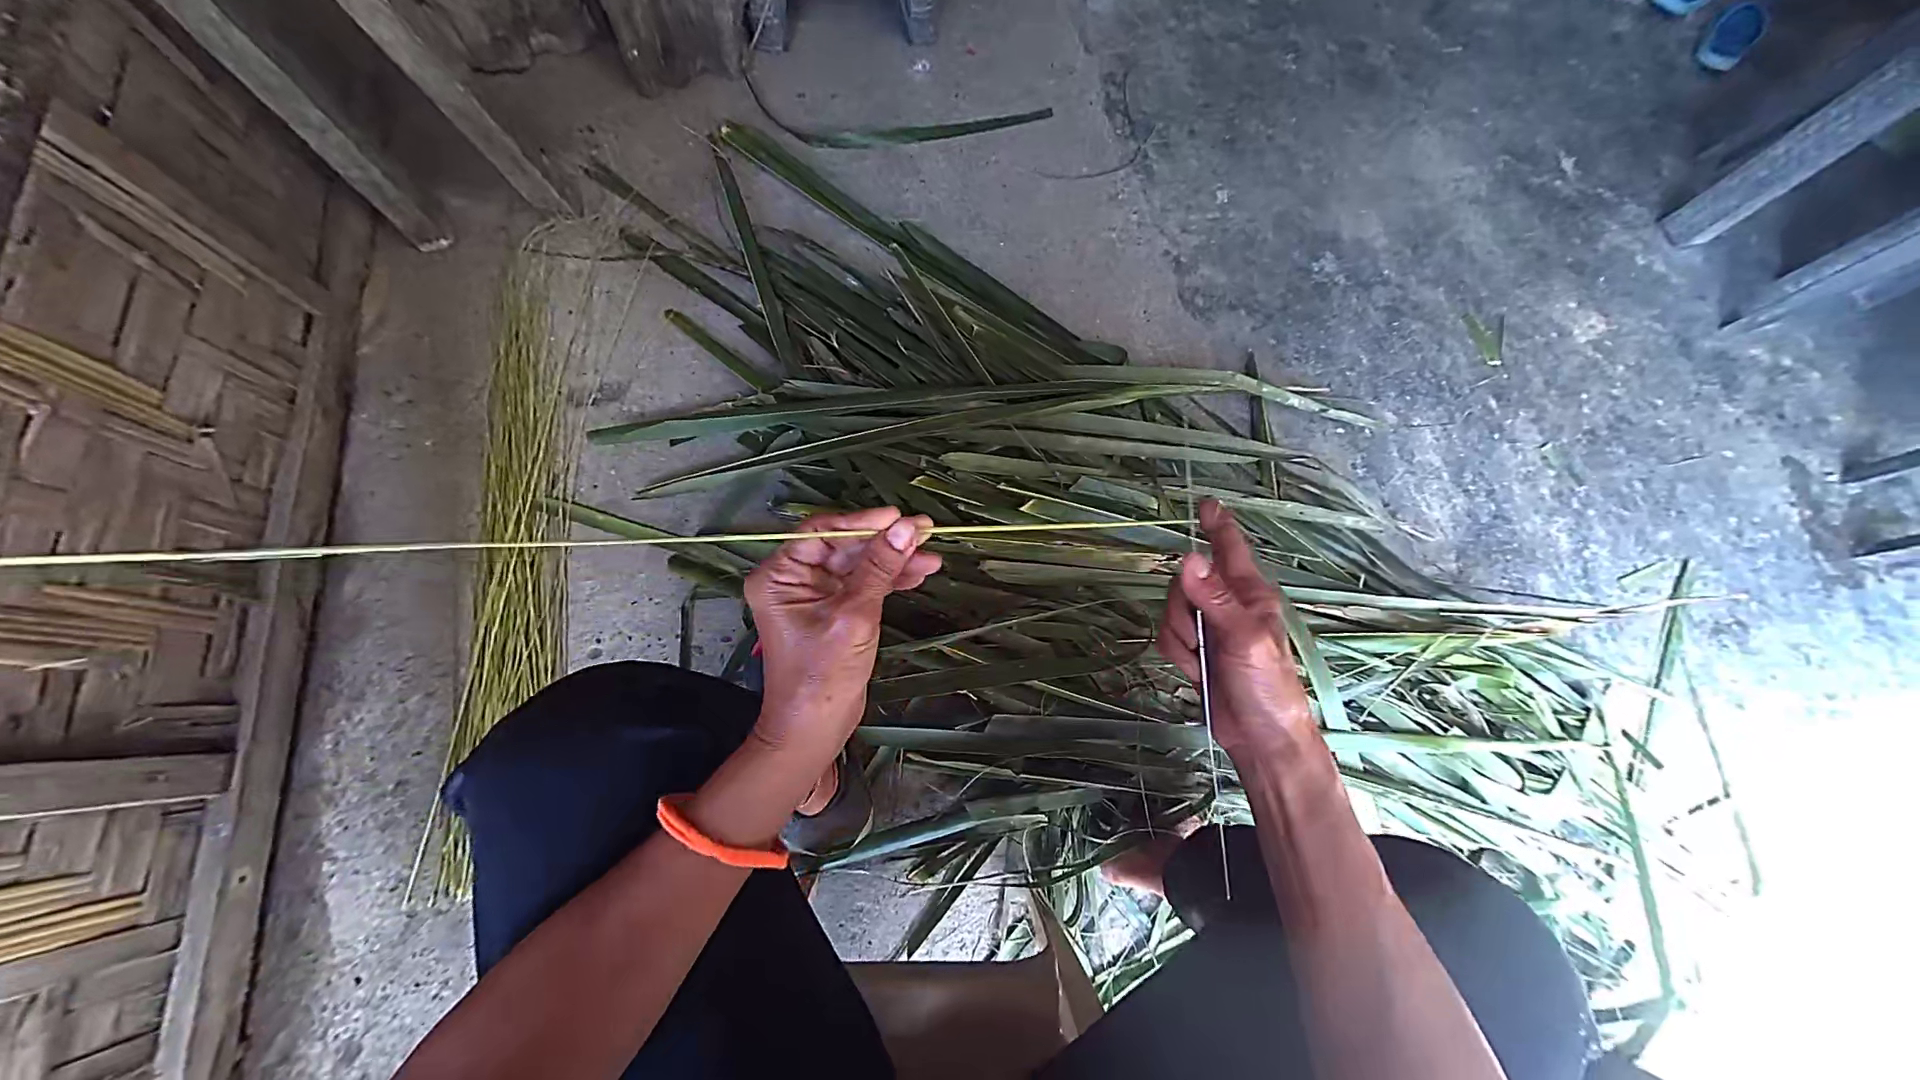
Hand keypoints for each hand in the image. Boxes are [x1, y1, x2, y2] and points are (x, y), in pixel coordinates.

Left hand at [744, 507, 940, 752]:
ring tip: (930, 552)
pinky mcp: (836, 609)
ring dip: (894, 559)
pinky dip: (890, 579)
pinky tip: (918, 572)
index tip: (898, 517)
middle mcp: (794, 578)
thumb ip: (880, 569)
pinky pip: (864, 584)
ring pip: (859, 564)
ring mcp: (816, 594)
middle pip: (844, 546)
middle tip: (924, 530)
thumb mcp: (854, 616)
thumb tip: (906, 528)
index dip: (861, 521)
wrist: (816, 727)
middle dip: (885, 540)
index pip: (822, 532)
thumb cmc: (822, 675)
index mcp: (780, 575)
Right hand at [1156, 498, 1315, 757]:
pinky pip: (1167, 637)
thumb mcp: (1244, 638)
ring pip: (1171, 611)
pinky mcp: (1195, 650)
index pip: (1229, 548)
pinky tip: (1197, 671)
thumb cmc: (1267, 685)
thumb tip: (1189, 557)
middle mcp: (1226, 604)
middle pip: (1184, 582)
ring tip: (1203, 660)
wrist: (1259, 738)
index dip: (1216, 526)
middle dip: (1182, 609)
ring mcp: (1210, 628)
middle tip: (1200, 635)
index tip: (1206, 504)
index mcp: (1249, 593)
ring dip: (1180, 638)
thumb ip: (1214, 598)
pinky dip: (1177, 655)